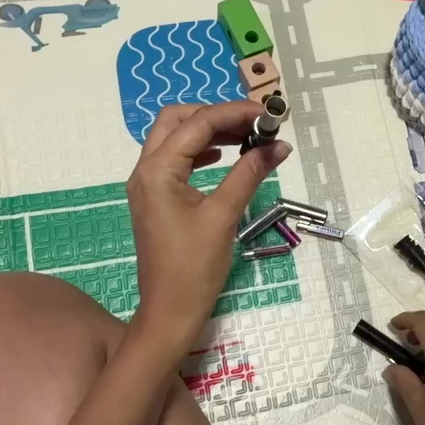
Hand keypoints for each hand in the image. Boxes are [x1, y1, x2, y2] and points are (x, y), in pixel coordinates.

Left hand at [126, 102, 289, 345]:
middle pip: (177, 120)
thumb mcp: (224, 215)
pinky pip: (174, 159)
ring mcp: (147, 185)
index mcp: (158, 170)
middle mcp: (145, 170)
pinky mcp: (154, 198)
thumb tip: (279, 145)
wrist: (169, 311)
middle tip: (252, 125)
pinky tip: (223, 157)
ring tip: (245, 138)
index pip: (198, 124)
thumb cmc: (194, 267)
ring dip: (207, 131)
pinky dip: (198, 151)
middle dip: (216, 115)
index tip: (268, 116)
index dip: (235, 113)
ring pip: (173, 138)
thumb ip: (249, 173)